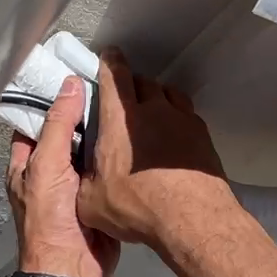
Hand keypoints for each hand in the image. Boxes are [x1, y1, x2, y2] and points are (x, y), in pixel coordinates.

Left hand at [8, 76, 119, 276]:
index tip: (74, 76)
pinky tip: (131, 136)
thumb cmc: (49, 224)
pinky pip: (106, 168)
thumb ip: (59, 126)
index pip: (35, 121)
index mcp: (26, 163)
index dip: (51, 99)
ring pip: (87, 149)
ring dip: (102, 132)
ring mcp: (73, 185)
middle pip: (65, 132)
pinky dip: (115, 154)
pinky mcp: (97, 196)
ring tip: (122, 102)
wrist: (73, 270)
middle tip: (106, 85)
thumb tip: (70, 87)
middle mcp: (47, 172)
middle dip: (82, 113)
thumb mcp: (47, 167)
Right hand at [77, 48, 235, 249]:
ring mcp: (181, 119)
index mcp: (119, 121)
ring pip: (167, 92)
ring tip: (150, 111)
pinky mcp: (202, 134)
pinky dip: (176, 114)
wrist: (192, 219)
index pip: (114, 77)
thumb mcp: (91, 202)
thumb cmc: (138, 208)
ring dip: (156, 96)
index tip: (108, 56)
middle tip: (124, 96)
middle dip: (131, 83)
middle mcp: (152, 110)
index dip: (110, 63)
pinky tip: (174, 132)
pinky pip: (186, 112)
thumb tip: (74, 175)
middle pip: (142, 81)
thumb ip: (80, 181)